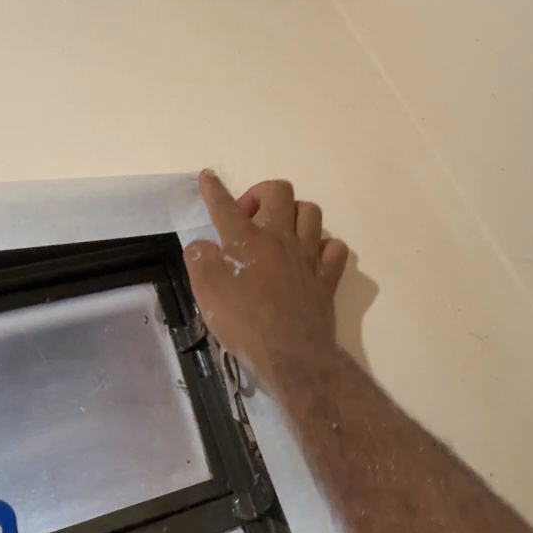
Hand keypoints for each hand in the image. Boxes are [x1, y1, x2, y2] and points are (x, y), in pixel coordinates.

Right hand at [184, 171, 349, 382]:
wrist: (292, 356)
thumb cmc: (244, 323)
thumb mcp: (206, 292)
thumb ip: (199, 260)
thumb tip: (203, 245)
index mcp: (246, 240)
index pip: (225, 206)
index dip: (214, 189)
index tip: (208, 176)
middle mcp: (280, 238)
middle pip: (279, 191)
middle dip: (261, 194)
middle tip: (248, 220)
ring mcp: (308, 255)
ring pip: (310, 212)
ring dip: (293, 215)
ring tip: (279, 233)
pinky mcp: (327, 277)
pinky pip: (334, 247)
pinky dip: (323, 247)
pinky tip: (310, 257)